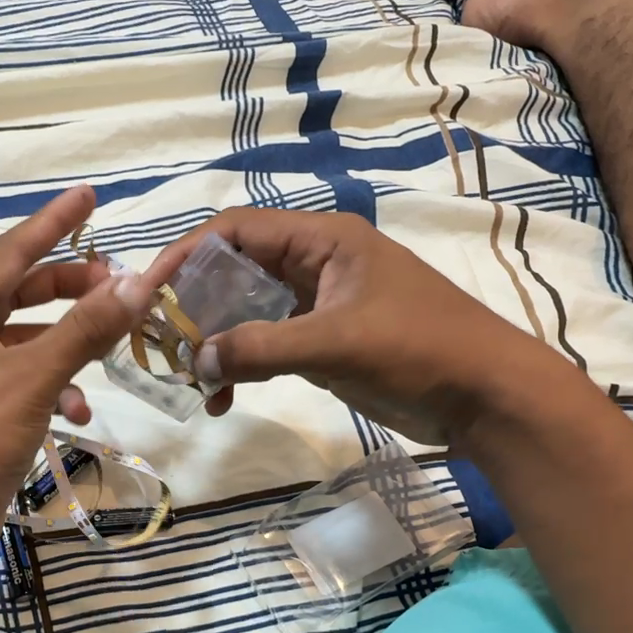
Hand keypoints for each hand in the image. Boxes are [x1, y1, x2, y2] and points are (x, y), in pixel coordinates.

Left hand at [0, 186, 160, 564]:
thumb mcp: (34, 378)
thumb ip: (85, 329)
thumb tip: (136, 282)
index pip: (10, 252)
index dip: (53, 222)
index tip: (89, 197)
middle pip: (21, 295)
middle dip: (70, 290)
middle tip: (118, 286)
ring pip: (27, 343)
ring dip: (69, 347)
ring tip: (110, 352)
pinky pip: (23, 384)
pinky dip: (53, 390)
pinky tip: (78, 413)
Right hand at [148, 207, 587, 446]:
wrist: (485, 396)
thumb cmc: (418, 350)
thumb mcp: (334, 343)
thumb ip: (258, 349)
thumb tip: (194, 362)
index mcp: (321, 240)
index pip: (234, 232)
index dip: (184, 257)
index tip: (146, 295)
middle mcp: (313, 264)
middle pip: (232, 273)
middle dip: (194, 310)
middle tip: (165, 350)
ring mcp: (316, 305)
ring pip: (243, 314)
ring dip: (214, 346)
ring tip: (193, 383)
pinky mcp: (320, 342)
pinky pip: (263, 346)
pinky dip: (239, 368)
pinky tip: (223, 400)